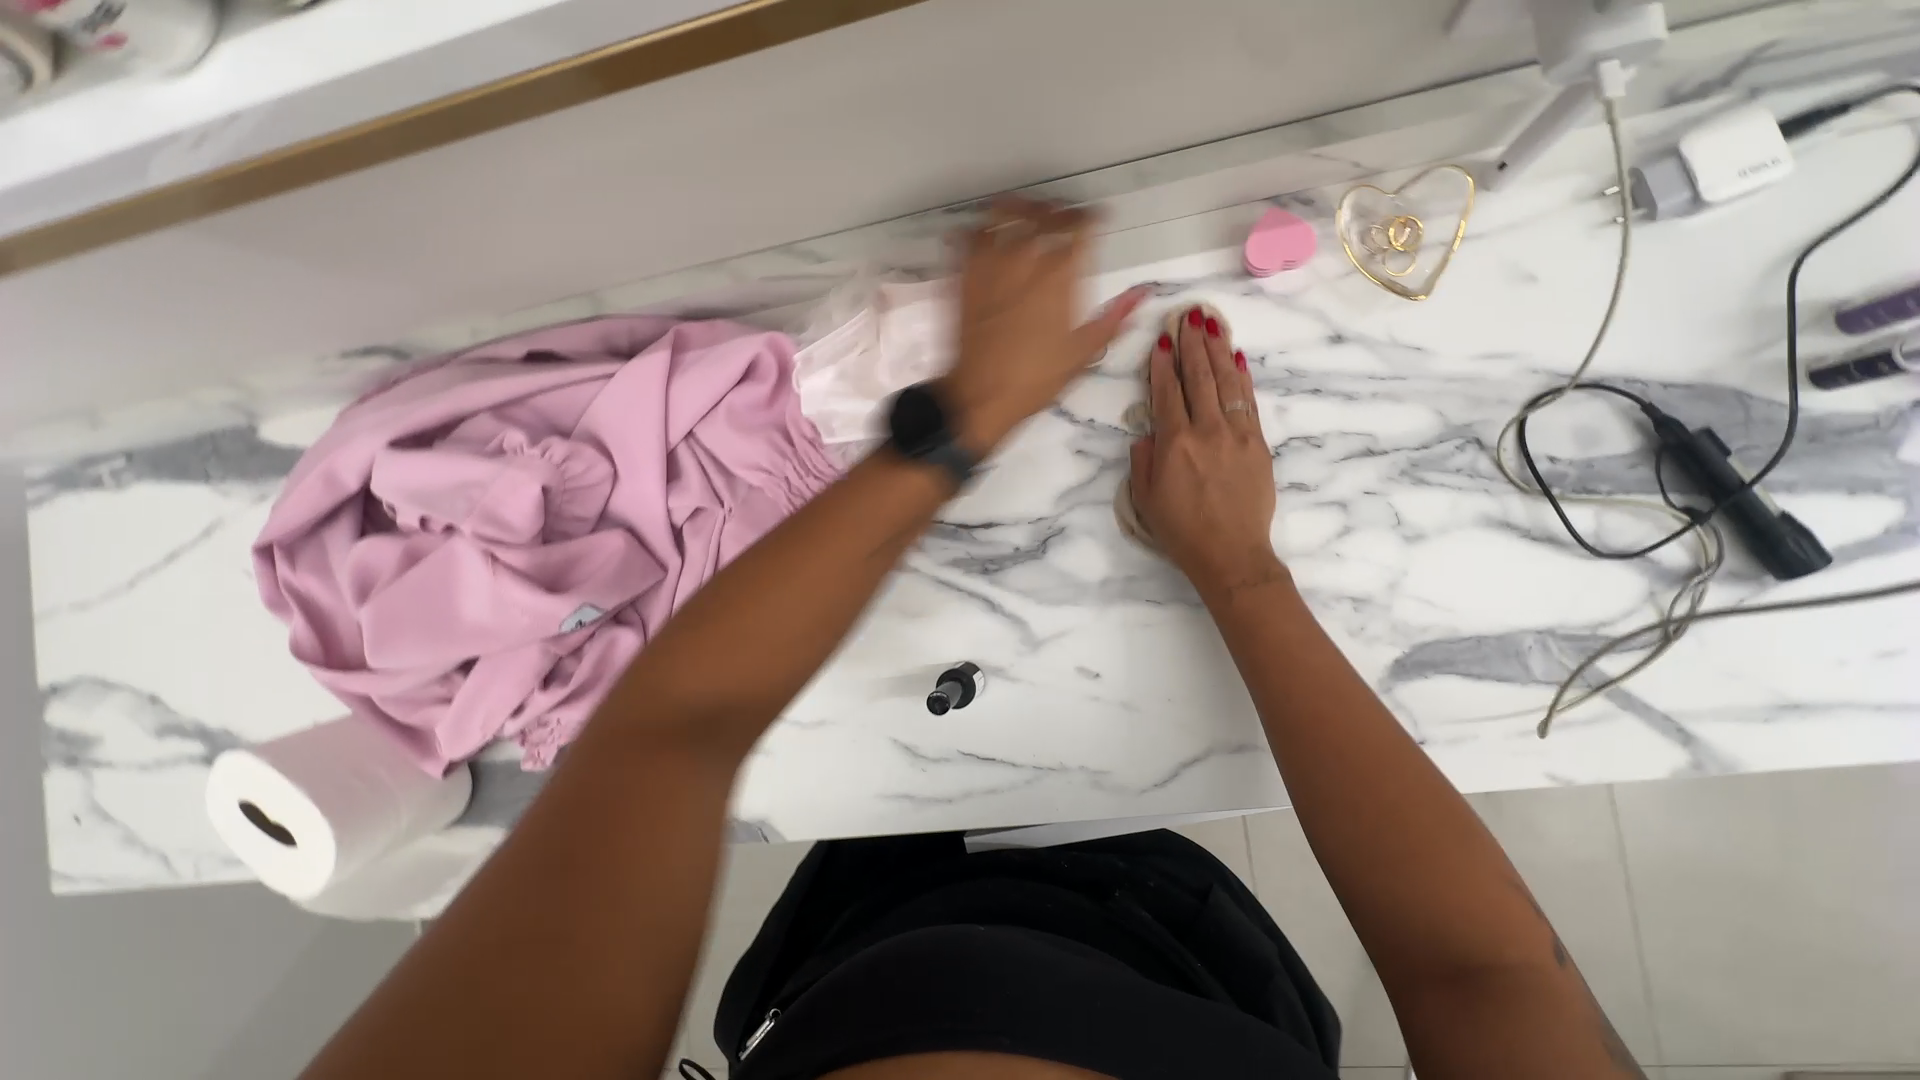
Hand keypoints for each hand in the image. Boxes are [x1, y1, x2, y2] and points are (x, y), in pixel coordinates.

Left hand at [942, 195, 1150, 454]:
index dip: (1091, 219)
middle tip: (1064, 218)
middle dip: (1059, 211)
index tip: (1095, 221)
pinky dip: (981, 228)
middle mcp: (1026, 261)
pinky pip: (969, 234)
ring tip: (1027, 215)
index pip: (1082, 226)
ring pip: (1005, 213)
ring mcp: (990, 265)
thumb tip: (1141, 295)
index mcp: (1061, 275)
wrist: (979, 397)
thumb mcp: (1082, 353)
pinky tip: (988, 235)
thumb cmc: (1033, 381)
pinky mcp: (962, 276)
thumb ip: (1113, 318)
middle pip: (1045, 213)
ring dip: (1020, 209)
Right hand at [1129, 306, 1286, 598]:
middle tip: (1189, 316)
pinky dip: (1243, 378)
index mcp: (1174, 443)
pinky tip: (1237, 359)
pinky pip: (1249, 402)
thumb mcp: (1145, 498)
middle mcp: (1206, 431)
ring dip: (1218, 350)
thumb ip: (1142, 461)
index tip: (1162, 339)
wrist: (1231, 554)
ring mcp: (1236, 435)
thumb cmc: (1181, 531)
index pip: (1167, 392)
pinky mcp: (1257, 444)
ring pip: (1226, 383)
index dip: (1162, 364)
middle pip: (1199, 378)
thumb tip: (1147, 434)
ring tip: (1212, 324)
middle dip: (1192, 344)